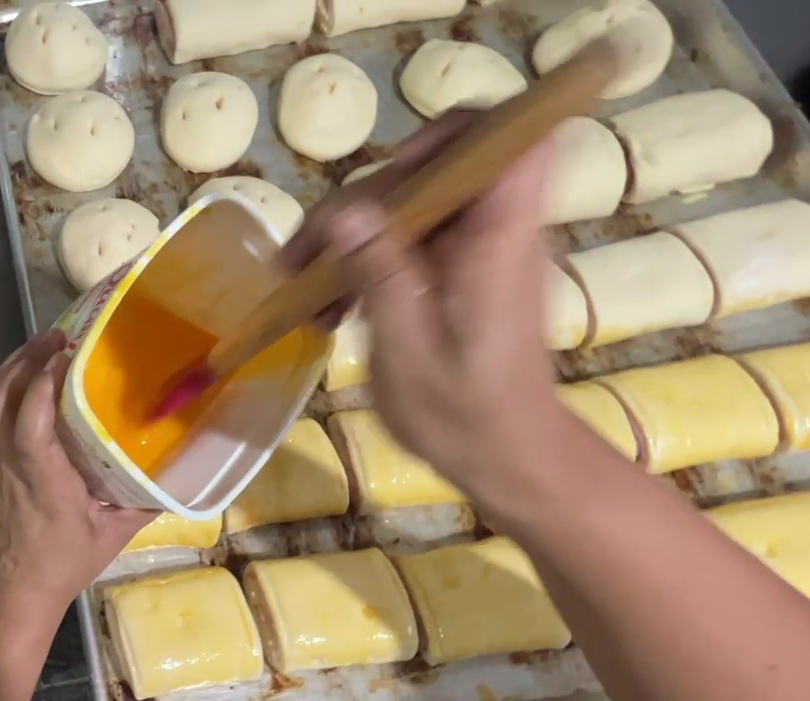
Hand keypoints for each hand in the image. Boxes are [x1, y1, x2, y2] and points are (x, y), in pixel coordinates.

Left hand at [0, 331, 156, 625]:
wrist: (18, 592)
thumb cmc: (66, 564)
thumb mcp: (114, 532)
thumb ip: (143, 498)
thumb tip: (176, 467)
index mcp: (42, 477)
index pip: (30, 418)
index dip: (42, 380)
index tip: (67, 349)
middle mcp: (11, 464)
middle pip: (0, 400)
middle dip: (24, 360)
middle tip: (56, 335)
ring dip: (10, 371)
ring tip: (39, 349)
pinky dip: (4, 392)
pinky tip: (26, 385)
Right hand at [284, 114, 581, 511]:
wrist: (506, 454)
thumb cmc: (462, 416)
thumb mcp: (409, 355)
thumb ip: (383, 279)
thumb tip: (347, 214)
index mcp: (497, 243)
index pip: (508, 138)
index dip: (448, 137)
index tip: (388, 179)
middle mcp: (494, 232)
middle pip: (435, 169)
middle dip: (361, 202)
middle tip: (301, 258)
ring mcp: (476, 251)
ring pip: (412, 205)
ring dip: (350, 237)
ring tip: (306, 290)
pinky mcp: (459, 272)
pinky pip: (408, 241)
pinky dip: (364, 262)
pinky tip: (331, 308)